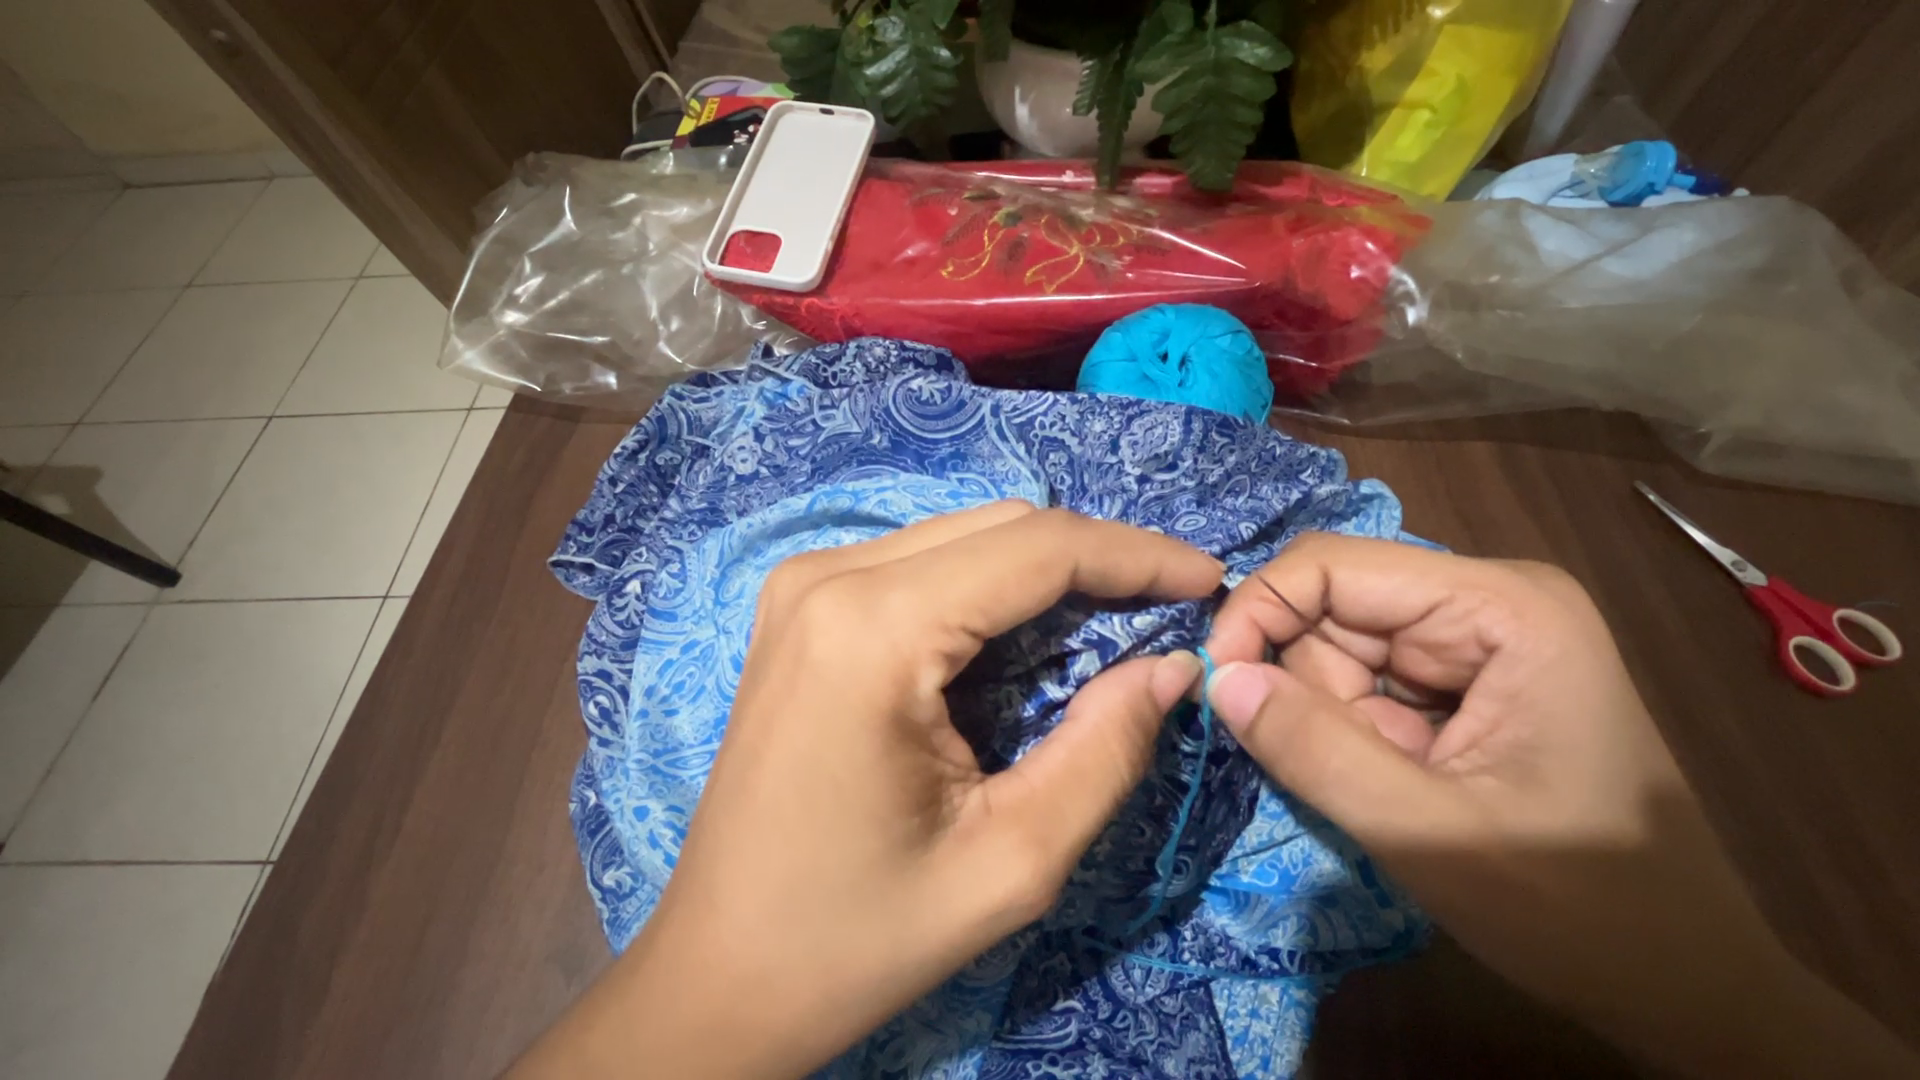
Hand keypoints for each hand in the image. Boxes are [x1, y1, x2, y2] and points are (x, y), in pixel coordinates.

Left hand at [508, 503, 1219, 1079]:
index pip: (1038, 549)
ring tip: (1115, 626)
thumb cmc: (861, 933)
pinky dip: (991, 588)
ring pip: (964, 538)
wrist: (720, 970)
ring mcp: (805, 583)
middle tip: (1170, 612)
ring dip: (1047, 572)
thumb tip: (1173, 665)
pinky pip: (922, 565)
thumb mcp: (1011, 862)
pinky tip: (1028, 638)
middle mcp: (829, 575)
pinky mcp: (801, 605)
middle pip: (1001, 528)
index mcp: (874, 628)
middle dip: (1097, 560)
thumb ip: (1107, 749)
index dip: (1137, 554)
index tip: (1211, 582)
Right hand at [1202, 533, 1917, 1078]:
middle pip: (1331, 608)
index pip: (1332, 566)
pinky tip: (1397, 779)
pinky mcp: (1461, 678)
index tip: (1216, 688)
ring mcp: (1475, 639)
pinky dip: (1351, 731)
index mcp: (1499, 606)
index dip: (1258, 613)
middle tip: (1346, 769)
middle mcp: (1485, 601)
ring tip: (1389, 785)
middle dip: (1308, 687)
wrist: (1678, 982)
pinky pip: (1362, 683)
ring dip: (1331, 718)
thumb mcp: (1425, 831)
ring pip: (1336, 648)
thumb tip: (1214, 679)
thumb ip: (1311, 749)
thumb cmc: (1576, 906)